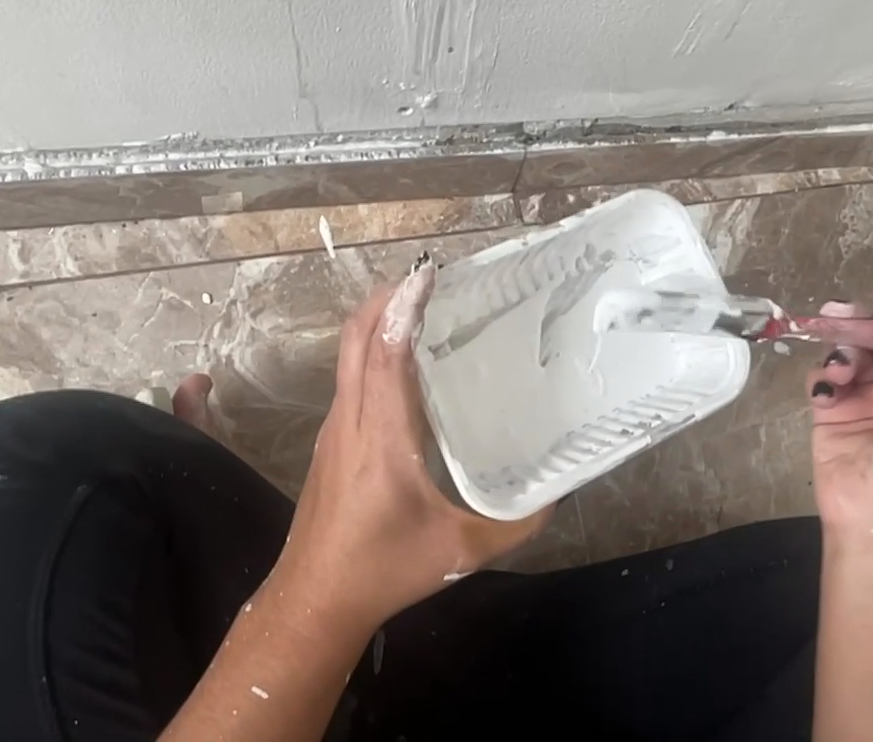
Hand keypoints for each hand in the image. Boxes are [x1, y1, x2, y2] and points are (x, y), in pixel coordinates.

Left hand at [266, 265, 550, 633]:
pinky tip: (405, 362)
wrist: (314, 598)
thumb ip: (516, 521)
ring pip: (349, 354)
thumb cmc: (384, 569)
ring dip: (378, 321)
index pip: (386, 351)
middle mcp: (352, 419)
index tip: (427, 273)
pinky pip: (351, 376)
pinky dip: (373, 350)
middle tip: (428, 280)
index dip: (402, 306)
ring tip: (421, 309)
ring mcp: (336, 427)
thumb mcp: (461, 549)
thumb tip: (557, 491)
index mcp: (382, 435)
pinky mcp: (332, 439)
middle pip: (357, 337)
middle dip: (386, 298)